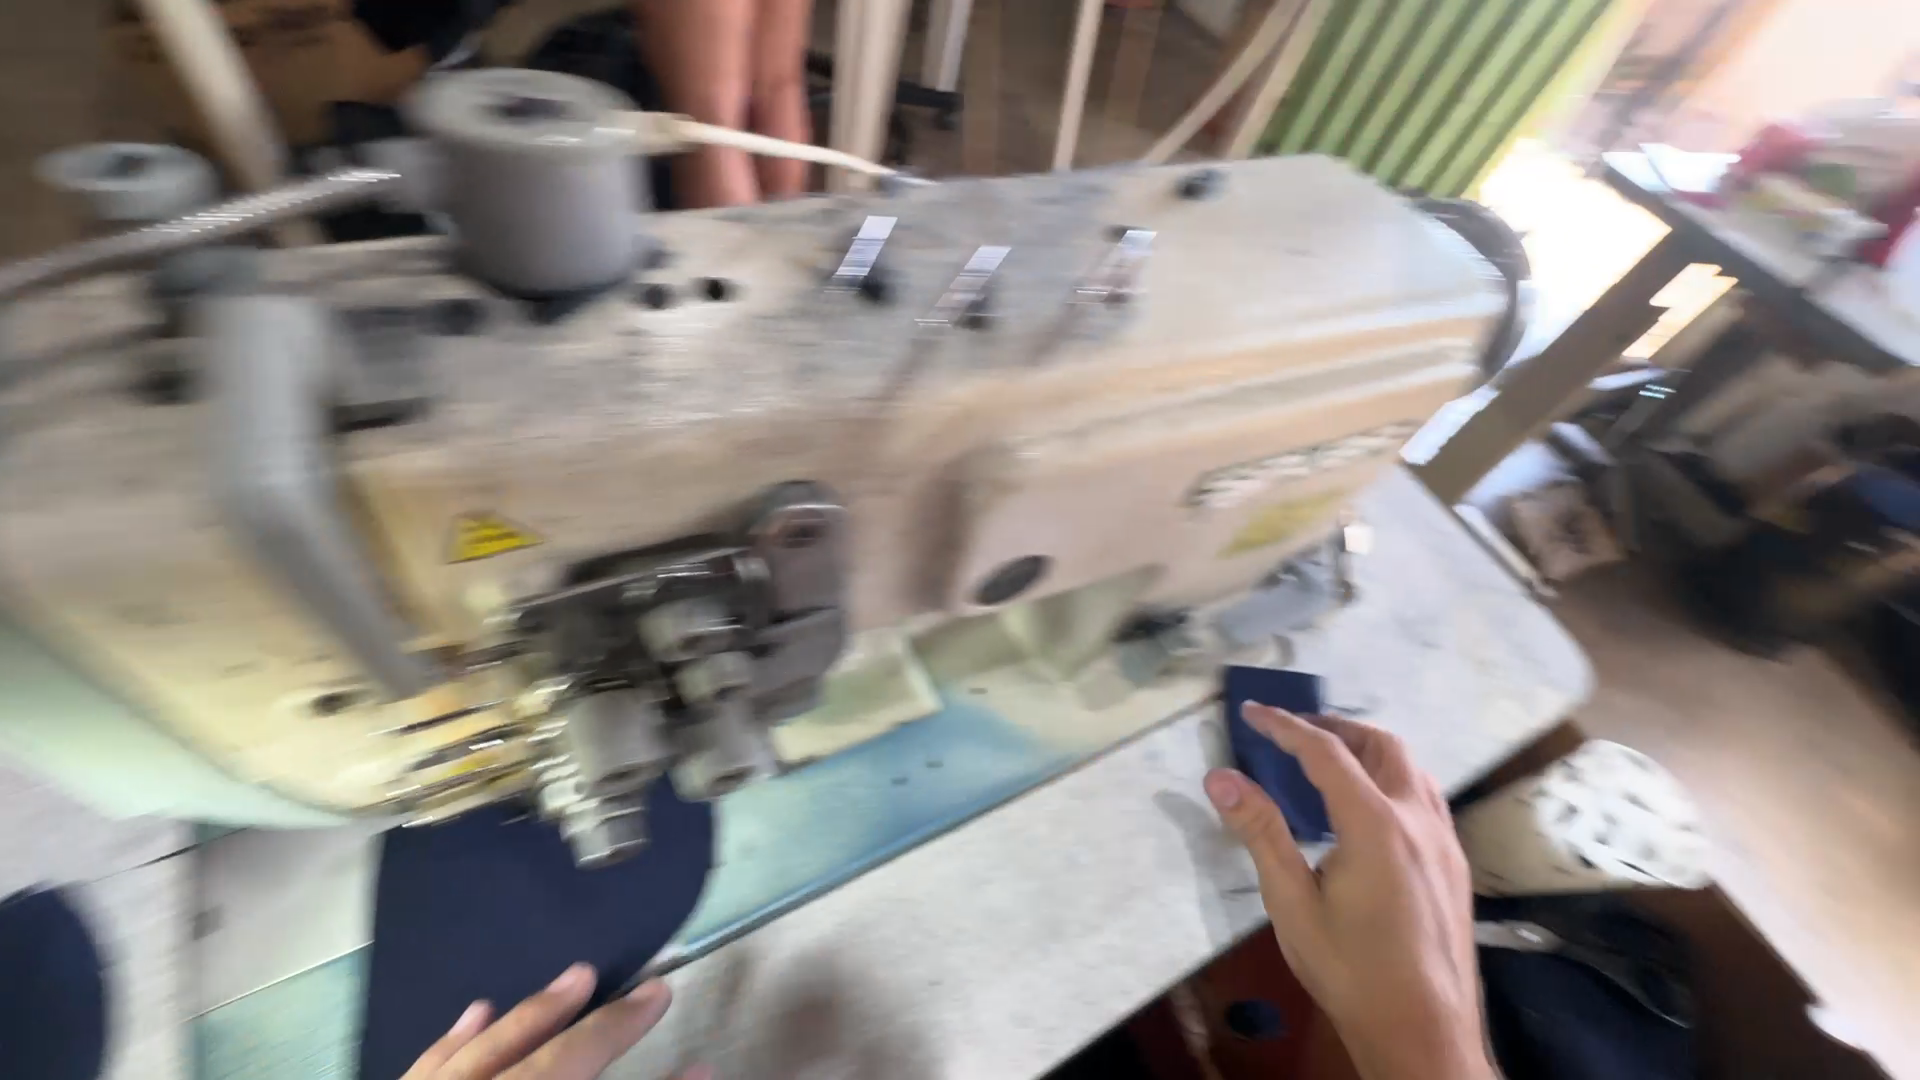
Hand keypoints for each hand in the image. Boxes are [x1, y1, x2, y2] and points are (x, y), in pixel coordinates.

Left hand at [402, 963, 707, 1079]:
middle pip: (547, 1072)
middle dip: (603, 1029)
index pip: (582, 1079)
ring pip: (479, 1063)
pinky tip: (477, 1010)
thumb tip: (695, 1073)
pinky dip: (448, 1043)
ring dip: (535, 1016)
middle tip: (651, 989)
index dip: (653, 1075)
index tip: (703, 1055)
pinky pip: (418, 1077)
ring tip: (576, 975)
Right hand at [1204, 705, 1490, 1079]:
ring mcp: (1444, 843)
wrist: (1425, 1038)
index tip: (1251, 712)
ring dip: (1367, 748)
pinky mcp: (1453, 865)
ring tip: (1328, 759)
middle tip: (1292, 732)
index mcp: (1375, 825)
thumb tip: (1219, 777)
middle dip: (1334, 727)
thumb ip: (1259, 830)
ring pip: (1411, 767)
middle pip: (1381, 745)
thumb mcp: (1291, 901)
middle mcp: (1417, 821)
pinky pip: (1424, 796)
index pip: (1325, 752)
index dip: (1284, 725)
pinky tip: (1367, 806)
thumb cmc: (1350, 970)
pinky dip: (1390, 776)